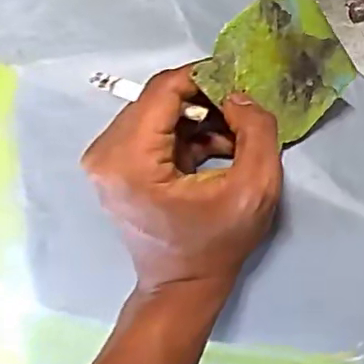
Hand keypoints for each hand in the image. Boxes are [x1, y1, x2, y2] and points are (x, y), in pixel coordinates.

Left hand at [82, 66, 282, 295]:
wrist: (184, 286)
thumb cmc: (218, 243)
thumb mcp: (256, 187)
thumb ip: (257, 131)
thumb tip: (239, 96)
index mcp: (130, 160)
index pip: (165, 89)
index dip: (207, 77)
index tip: (242, 84)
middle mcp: (106, 153)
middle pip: (161, 97)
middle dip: (207, 98)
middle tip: (243, 114)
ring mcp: (107, 159)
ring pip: (160, 109)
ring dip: (201, 115)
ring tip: (236, 138)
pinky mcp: (117, 164)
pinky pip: (156, 127)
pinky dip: (190, 130)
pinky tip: (220, 149)